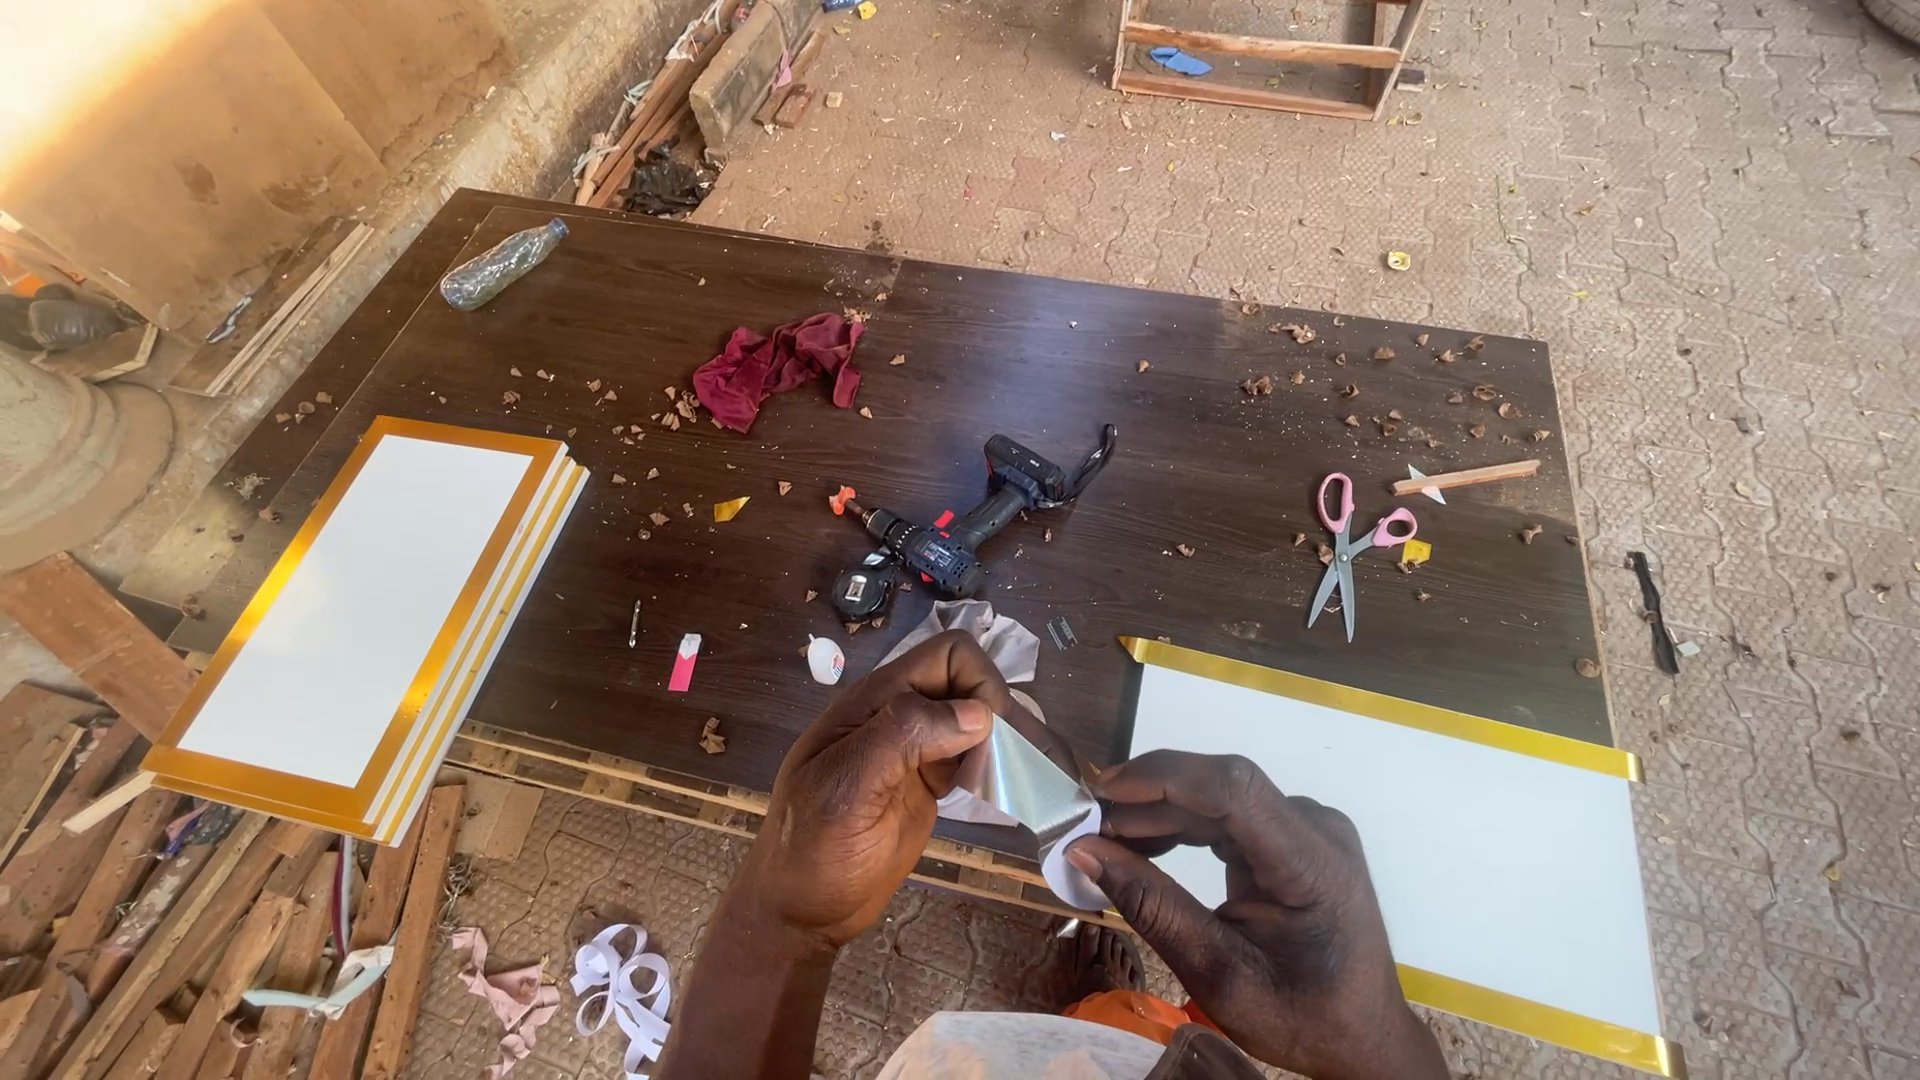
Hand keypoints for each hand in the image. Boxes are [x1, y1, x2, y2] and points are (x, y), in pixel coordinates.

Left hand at [734, 629, 1074, 948]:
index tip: (988, 732)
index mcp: (876, 701)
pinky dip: (995, 764)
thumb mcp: (845, 788)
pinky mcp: (929, 780)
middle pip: (967, 679)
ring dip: (1004, 738)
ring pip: (975, 715)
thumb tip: (977, 713)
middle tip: (1009, 762)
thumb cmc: (811, 850)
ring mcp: (916, 748)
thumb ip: (902, 737)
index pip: (948, 654)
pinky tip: (1005, 789)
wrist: (799, 912)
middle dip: (998, 710)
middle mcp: (900, 714)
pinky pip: (972, 753)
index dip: (978, 682)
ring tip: (1021, 776)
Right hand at [1065, 752, 1445, 1079]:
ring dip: (1156, 812)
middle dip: (1145, 800)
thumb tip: (1083, 849)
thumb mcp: (1218, 976)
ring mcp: (1303, 826)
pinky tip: (1143, 844)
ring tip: (1106, 839)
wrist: (1363, 1037)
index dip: (1163, 778)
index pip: (1234, 790)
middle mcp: (1313, 827)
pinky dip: (1177, 825)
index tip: (1101, 793)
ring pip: (1213, 797)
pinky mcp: (1288, 833)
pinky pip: (1222, 813)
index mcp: (1311, 865)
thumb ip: (1151, 906)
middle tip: (1087, 825)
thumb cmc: (1299, 1017)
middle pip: (1217, 789)